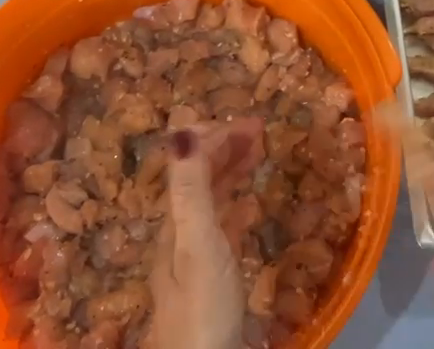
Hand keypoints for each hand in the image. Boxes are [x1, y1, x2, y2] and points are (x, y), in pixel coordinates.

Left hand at [147, 119, 264, 348]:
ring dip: (231, 172)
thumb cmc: (203, 309)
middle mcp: (180, 236)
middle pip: (199, 180)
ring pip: (211, 202)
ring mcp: (195, 260)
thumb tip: (181, 130)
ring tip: (257, 155)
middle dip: (224, 148)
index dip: (215, 138)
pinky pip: (223, 230)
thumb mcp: (197, 244)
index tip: (250, 123)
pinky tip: (251, 208)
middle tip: (260, 130)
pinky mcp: (213, 281)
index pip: (189, 165)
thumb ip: (191, 190)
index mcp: (173, 223)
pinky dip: (237, 208)